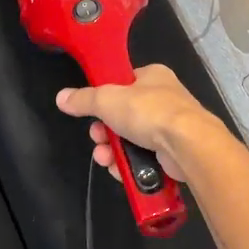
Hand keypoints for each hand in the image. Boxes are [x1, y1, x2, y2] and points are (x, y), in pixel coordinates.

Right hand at [55, 64, 216, 182]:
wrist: (188, 145)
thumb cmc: (149, 112)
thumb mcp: (107, 100)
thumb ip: (83, 100)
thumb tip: (61, 97)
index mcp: (153, 77)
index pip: (123, 83)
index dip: (104, 98)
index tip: (92, 112)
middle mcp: (164, 99)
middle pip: (124, 116)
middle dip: (105, 132)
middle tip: (98, 139)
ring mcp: (171, 128)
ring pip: (131, 140)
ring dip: (113, 151)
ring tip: (105, 159)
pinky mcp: (174, 153)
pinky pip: (144, 159)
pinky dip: (130, 166)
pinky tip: (120, 171)